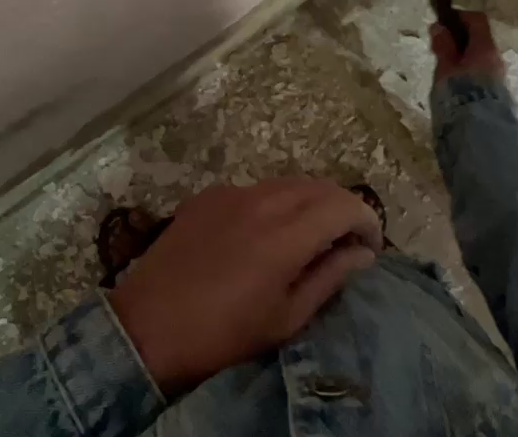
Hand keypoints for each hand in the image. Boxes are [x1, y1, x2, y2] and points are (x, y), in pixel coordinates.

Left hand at [106, 178, 380, 395]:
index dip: (368, 220)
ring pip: (289, 182)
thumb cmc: (222, 335)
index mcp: (286, 234)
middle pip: (320, 186)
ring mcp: (233, 192)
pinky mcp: (209, 194)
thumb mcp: (285, 319)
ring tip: (311, 235)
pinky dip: (276, 202)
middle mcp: (264, 200)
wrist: (145, 328)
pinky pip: (257, 187)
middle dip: (343, 207)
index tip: (372, 247)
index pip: (345, 205)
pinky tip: (265, 232)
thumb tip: (363, 254)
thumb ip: (329, 278)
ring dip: (311, 201)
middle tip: (347, 241)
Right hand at [430, 9, 504, 84]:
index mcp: (485, 46)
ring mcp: (500, 73)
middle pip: (481, 36)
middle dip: (461, 36)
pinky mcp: (498, 88)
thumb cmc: (458, 90)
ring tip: (447, 64)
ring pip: (482, 53)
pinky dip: (471, 66)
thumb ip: (443, 45)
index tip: (444, 21)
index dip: (461, 16)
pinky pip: (484, 68)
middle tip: (441, 45)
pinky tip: (458, 77)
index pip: (478, 19)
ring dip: (466, 53)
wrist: (478, 126)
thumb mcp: (445, 66)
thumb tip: (438, 26)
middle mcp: (496, 56)